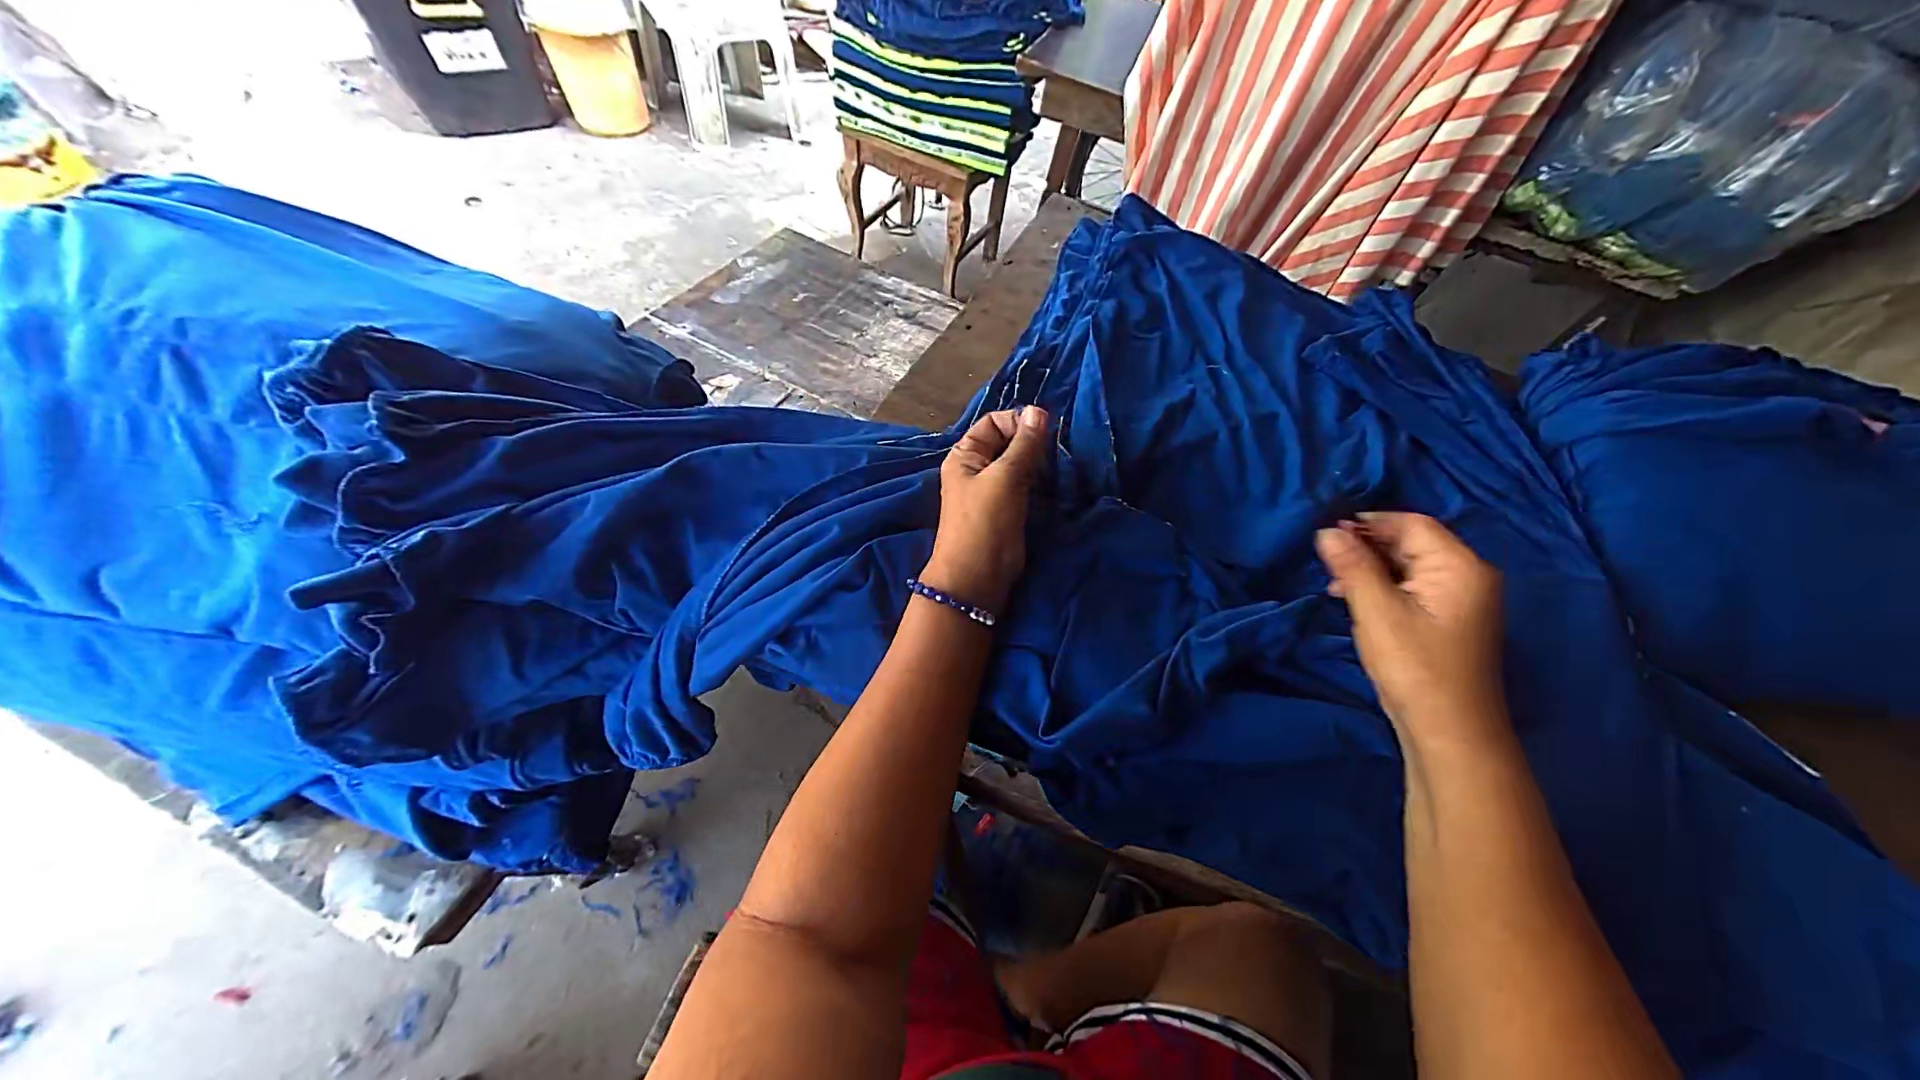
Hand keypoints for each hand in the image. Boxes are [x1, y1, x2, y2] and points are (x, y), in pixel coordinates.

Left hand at [921, 407, 1050, 612]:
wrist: (978, 576)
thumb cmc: (985, 522)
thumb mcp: (1005, 477)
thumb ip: (1024, 444)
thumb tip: (1038, 411)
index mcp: (965, 455)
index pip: (993, 422)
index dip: (1018, 421)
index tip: (1046, 430)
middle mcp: (977, 469)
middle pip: (1008, 442)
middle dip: (1031, 442)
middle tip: (1055, 451)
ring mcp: (993, 490)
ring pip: (1020, 464)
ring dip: (1039, 462)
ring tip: (1057, 468)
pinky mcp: (1008, 509)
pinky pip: (1026, 485)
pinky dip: (1040, 481)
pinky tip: (1055, 483)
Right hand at [1316, 513, 1509, 748]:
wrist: (1449, 730)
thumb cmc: (1414, 666)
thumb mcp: (1376, 611)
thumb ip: (1352, 566)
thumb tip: (1327, 531)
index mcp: (1460, 567)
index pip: (1413, 524)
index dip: (1369, 523)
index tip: (1328, 533)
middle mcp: (1469, 576)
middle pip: (1413, 543)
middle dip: (1368, 546)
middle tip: (1328, 559)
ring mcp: (1462, 599)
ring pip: (1410, 566)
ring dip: (1371, 568)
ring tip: (1336, 584)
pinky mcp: (1450, 620)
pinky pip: (1413, 587)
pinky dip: (1384, 586)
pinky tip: (1357, 600)